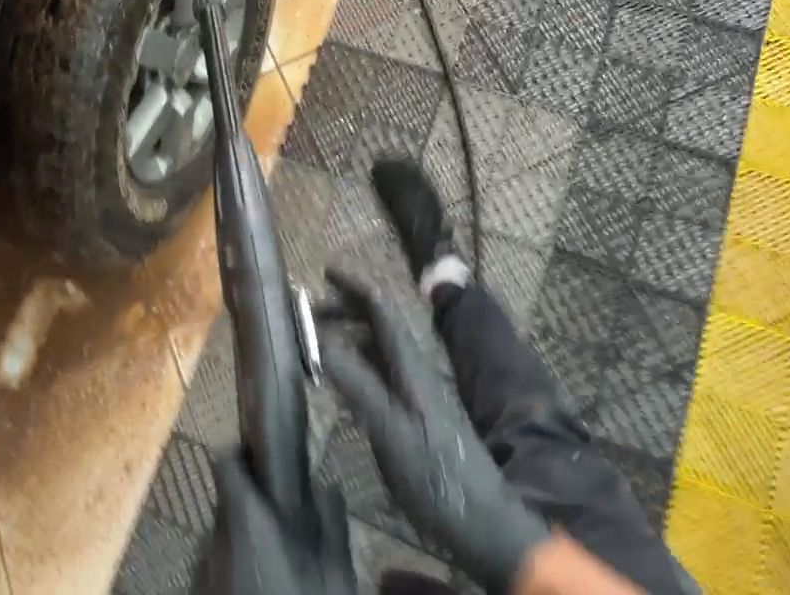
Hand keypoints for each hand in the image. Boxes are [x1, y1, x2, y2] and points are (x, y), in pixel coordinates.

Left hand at [194, 454, 354, 594]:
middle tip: (289, 521)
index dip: (246, 456)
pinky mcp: (198, 592)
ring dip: (246, 540)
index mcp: (246, 521)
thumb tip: (328, 490)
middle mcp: (213, 539)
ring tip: (282, 562)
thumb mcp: (334, 579)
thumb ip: (331, 530)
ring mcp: (200, 572)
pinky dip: (236, 571)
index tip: (270, 464)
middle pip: (228, 502)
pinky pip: (216, 570)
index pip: (227, 461)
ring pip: (222, 537)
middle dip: (254, 506)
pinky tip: (265, 589)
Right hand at [319, 269, 550, 593]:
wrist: (480, 519)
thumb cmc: (434, 475)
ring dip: (348, 336)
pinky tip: (337, 380)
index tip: (325, 270)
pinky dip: (354, 364)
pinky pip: (379, 373)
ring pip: (378, 349)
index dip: (355, 286)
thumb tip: (322, 338)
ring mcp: (415, 392)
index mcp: (411, 366)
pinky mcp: (413, 414)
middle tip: (309, 310)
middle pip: (379, 325)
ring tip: (315, 341)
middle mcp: (414, 370)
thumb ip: (357, 383)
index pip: (382, 309)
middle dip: (345, 309)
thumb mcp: (389, 431)